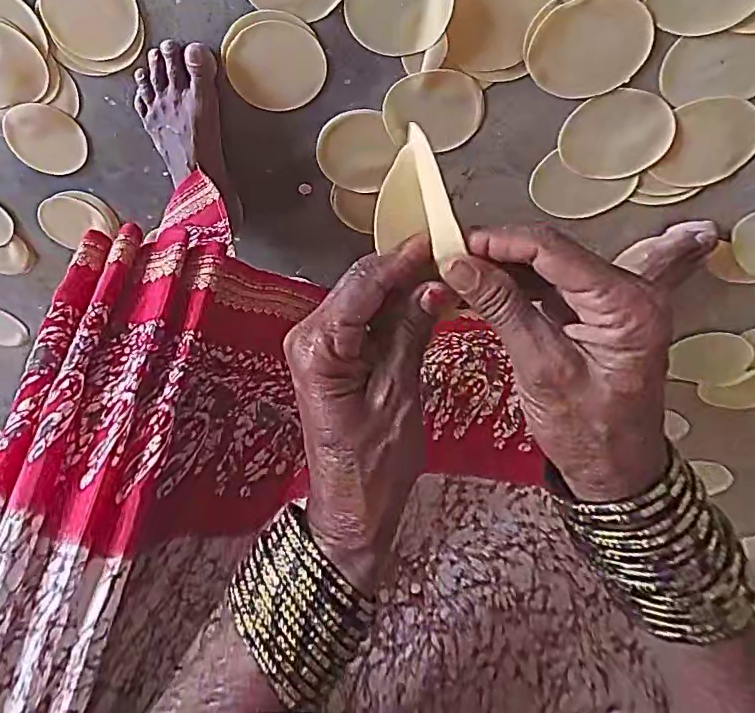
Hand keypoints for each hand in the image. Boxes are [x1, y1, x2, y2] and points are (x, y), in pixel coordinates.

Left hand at [281, 236, 446, 591]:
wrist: (350, 511)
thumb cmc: (373, 468)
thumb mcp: (400, 396)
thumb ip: (412, 333)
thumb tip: (434, 286)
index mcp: (318, 347)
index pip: (362, 286)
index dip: (401, 261)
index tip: (434, 243)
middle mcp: (308, 335)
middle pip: (360, 284)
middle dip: (403, 269)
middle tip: (446, 257)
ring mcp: (317, 342)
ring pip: (363, 295)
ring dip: (401, 285)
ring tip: (441, 274)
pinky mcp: (331, 350)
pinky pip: (364, 316)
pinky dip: (393, 306)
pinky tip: (421, 299)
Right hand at [443, 223, 718, 500]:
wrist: (617, 472)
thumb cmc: (594, 436)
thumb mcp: (541, 370)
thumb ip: (502, 308)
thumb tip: (463, 266)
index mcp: (627, 305)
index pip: (553, 250)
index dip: (500, 241)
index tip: (459, 244)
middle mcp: (628, 292)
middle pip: (550, 251)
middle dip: (497, 251)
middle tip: (452, 257)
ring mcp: (612, 299)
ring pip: (545, 263)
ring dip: (501, 266)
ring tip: (461, 273)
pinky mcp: (595, 309)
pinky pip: (549, 282)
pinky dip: (514, 284)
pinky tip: (484, 288)